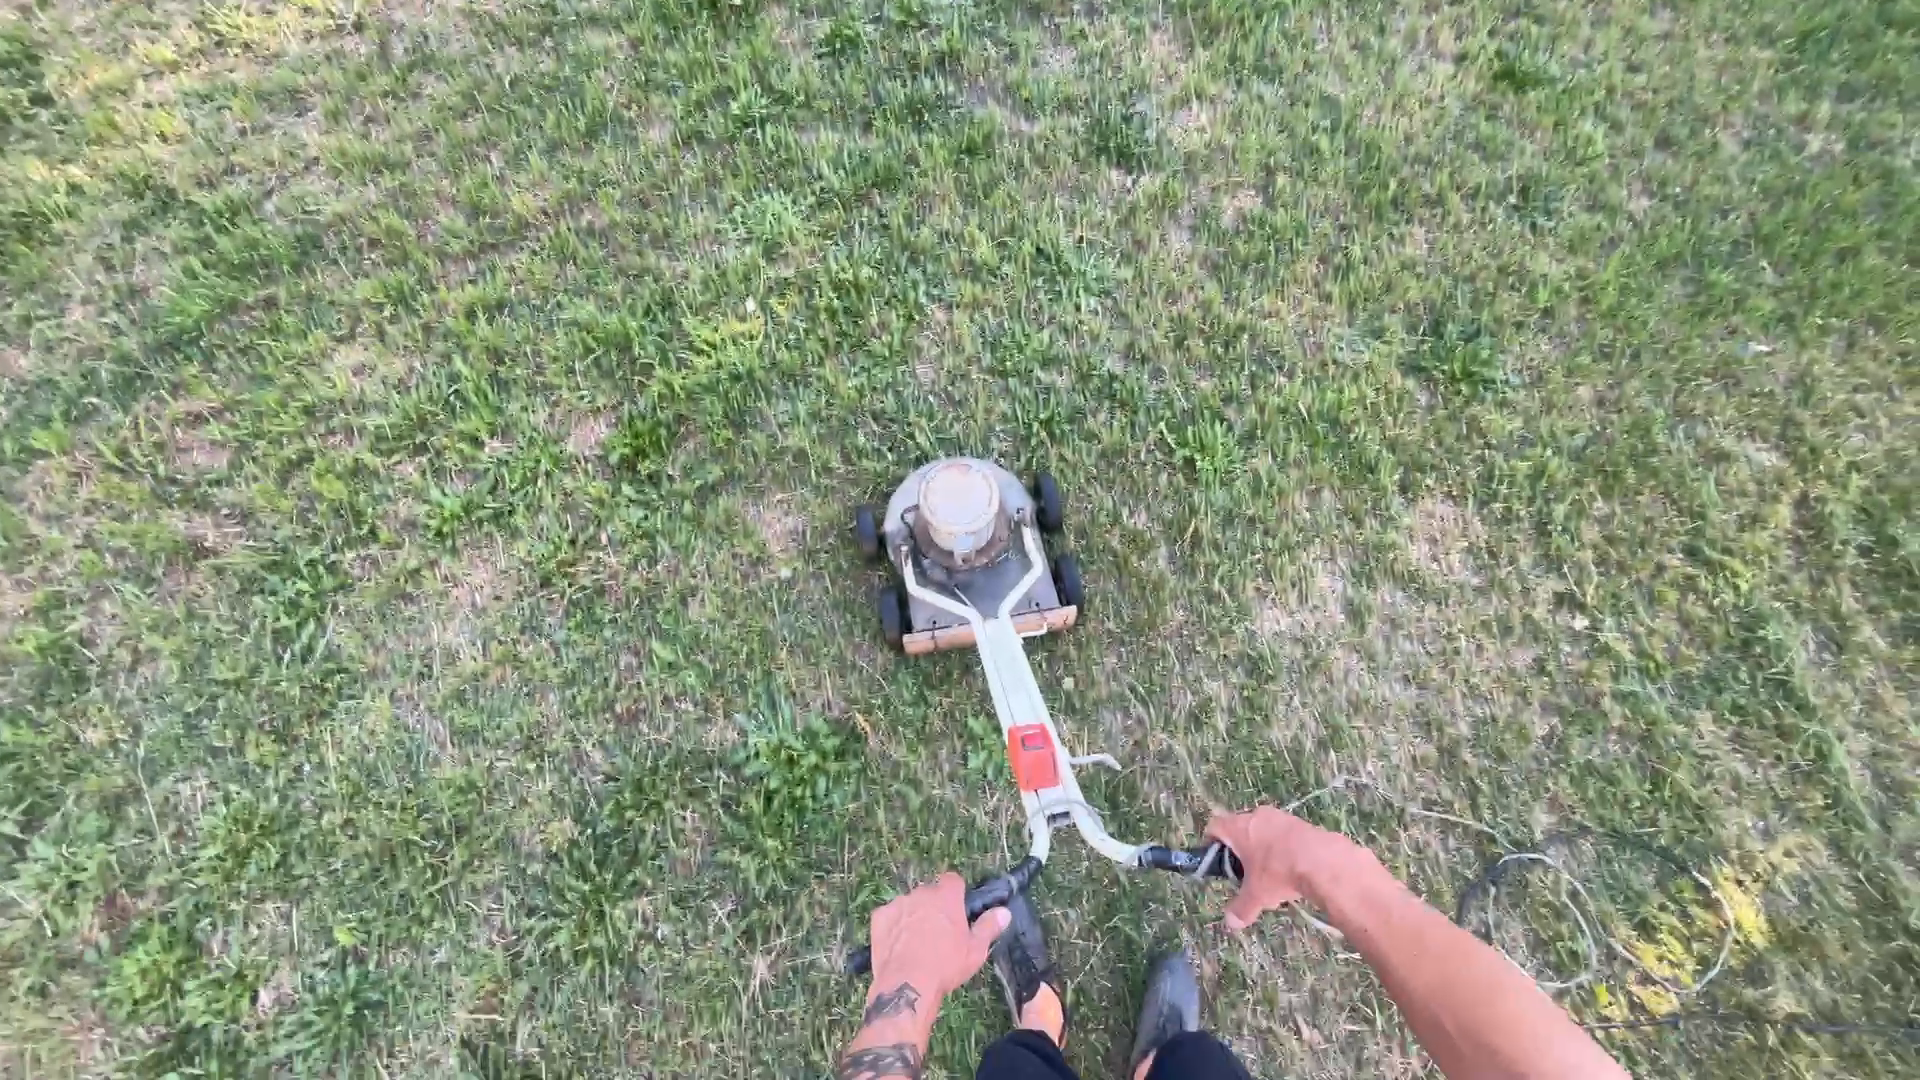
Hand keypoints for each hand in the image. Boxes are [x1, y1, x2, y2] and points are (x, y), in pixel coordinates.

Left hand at [866, 872, 1011, 1001]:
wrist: (908, 984)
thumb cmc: (946, 966)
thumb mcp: (975, 950)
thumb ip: (988, 926)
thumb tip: (1004, 912)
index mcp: (946, 896)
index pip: (953, 880)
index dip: (956, 894)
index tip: (957, 912)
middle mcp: (922, 892)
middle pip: (930, 893)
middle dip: (934, 907)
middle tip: (939, 933)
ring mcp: (898, 903)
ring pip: (909, 904)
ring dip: (913, 916)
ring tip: (917, 944)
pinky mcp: (879, 917)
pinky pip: (889, 916)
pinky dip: (893, 927)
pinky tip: (897, 946)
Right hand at [1205, 806, 1363, 929]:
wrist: (1324, 862)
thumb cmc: (1279, 873)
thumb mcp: (1257, 895)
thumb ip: (1242, 908)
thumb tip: (1231, 923)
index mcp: (1238, 827)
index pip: (1215, 826)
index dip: (1212, 843)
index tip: (1217, 861)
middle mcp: (1256, 816)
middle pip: (1240, 828)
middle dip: (1240, 848)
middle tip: (1245, 871)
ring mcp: (1280, 817)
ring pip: (1263, 830)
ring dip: (1263, 847)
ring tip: (1272, 872)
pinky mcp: (1301, 822)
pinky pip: (1284, 833)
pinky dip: (1284, 847)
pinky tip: (1293, 867)